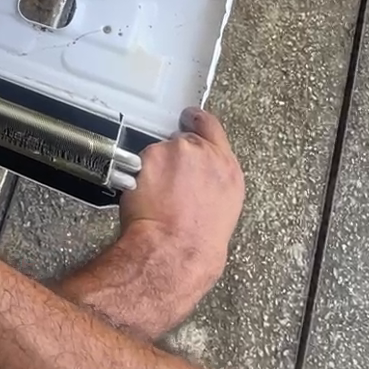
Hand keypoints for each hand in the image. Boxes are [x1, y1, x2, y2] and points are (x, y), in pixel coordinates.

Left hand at [106, 106, 244, 328]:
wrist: (175, 250)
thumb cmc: (198, 243)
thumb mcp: (223, 207)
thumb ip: (213, 179)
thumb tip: (200, 176)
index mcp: (227, 168)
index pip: (212, 126)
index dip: (197, 120)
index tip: (189, 118)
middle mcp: (203, 153)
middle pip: (182, 140)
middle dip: (174, 156)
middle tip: (169, 181)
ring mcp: (175, 151)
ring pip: (160, 151)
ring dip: (157, 166)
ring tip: (159, 194)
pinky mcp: (150, 155)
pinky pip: (141, 160)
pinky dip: (140, 173)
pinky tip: (146, 193)